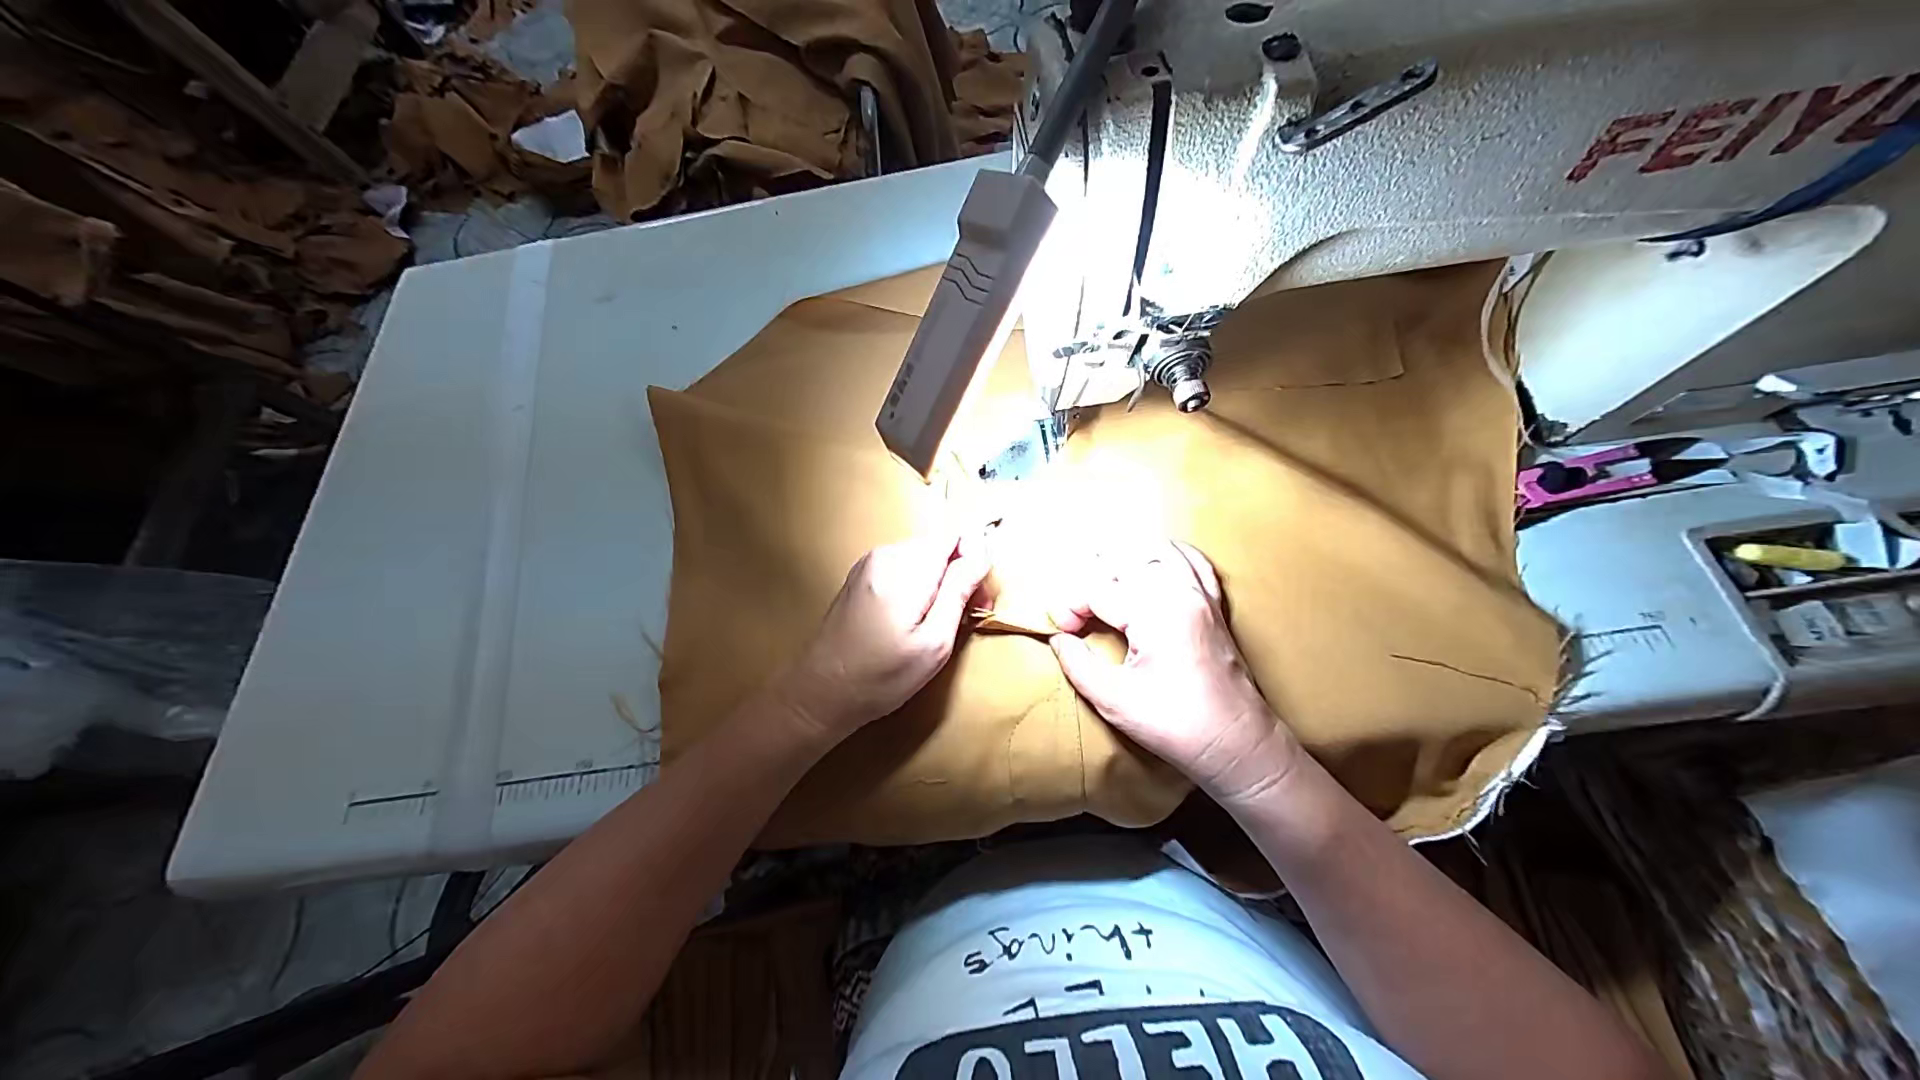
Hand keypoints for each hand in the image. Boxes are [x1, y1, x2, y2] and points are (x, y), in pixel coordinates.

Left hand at [779, 534, 990, 743]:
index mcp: (904, 567)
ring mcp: (869, 563)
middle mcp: (885, 554)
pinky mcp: (861, 576)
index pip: (956, 536)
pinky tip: (913, 620)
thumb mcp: (934, 642)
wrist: (820, 693)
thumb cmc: (881, 677)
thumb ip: (959, 591)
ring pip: (923, 557)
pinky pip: (903, 568)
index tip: (978, 600)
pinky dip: (918, 587)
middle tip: (963, 618)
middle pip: (940, 546)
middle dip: (959, 575)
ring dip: (939, 583)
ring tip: (937, 624)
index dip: (976, 563)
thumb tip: (982, 554)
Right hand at [1048, 540, 1303, 803]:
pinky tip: (1149, 568)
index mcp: (1155, 613)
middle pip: (1122, 561)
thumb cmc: (1178, 727)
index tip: (1063, 632)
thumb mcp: (1113, 701)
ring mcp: (1201, 595)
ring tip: (1103, 590)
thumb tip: (1059, 639)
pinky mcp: (1214, 605)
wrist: (1239, 745)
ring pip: (1155, 552)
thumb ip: (1077, 664)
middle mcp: (1180, 593)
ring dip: (1123, 564)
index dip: (1070, 607)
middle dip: (1090, 582)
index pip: (1096, 588)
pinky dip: (1166, 556)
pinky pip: (1191, 561)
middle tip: (1077, 616)